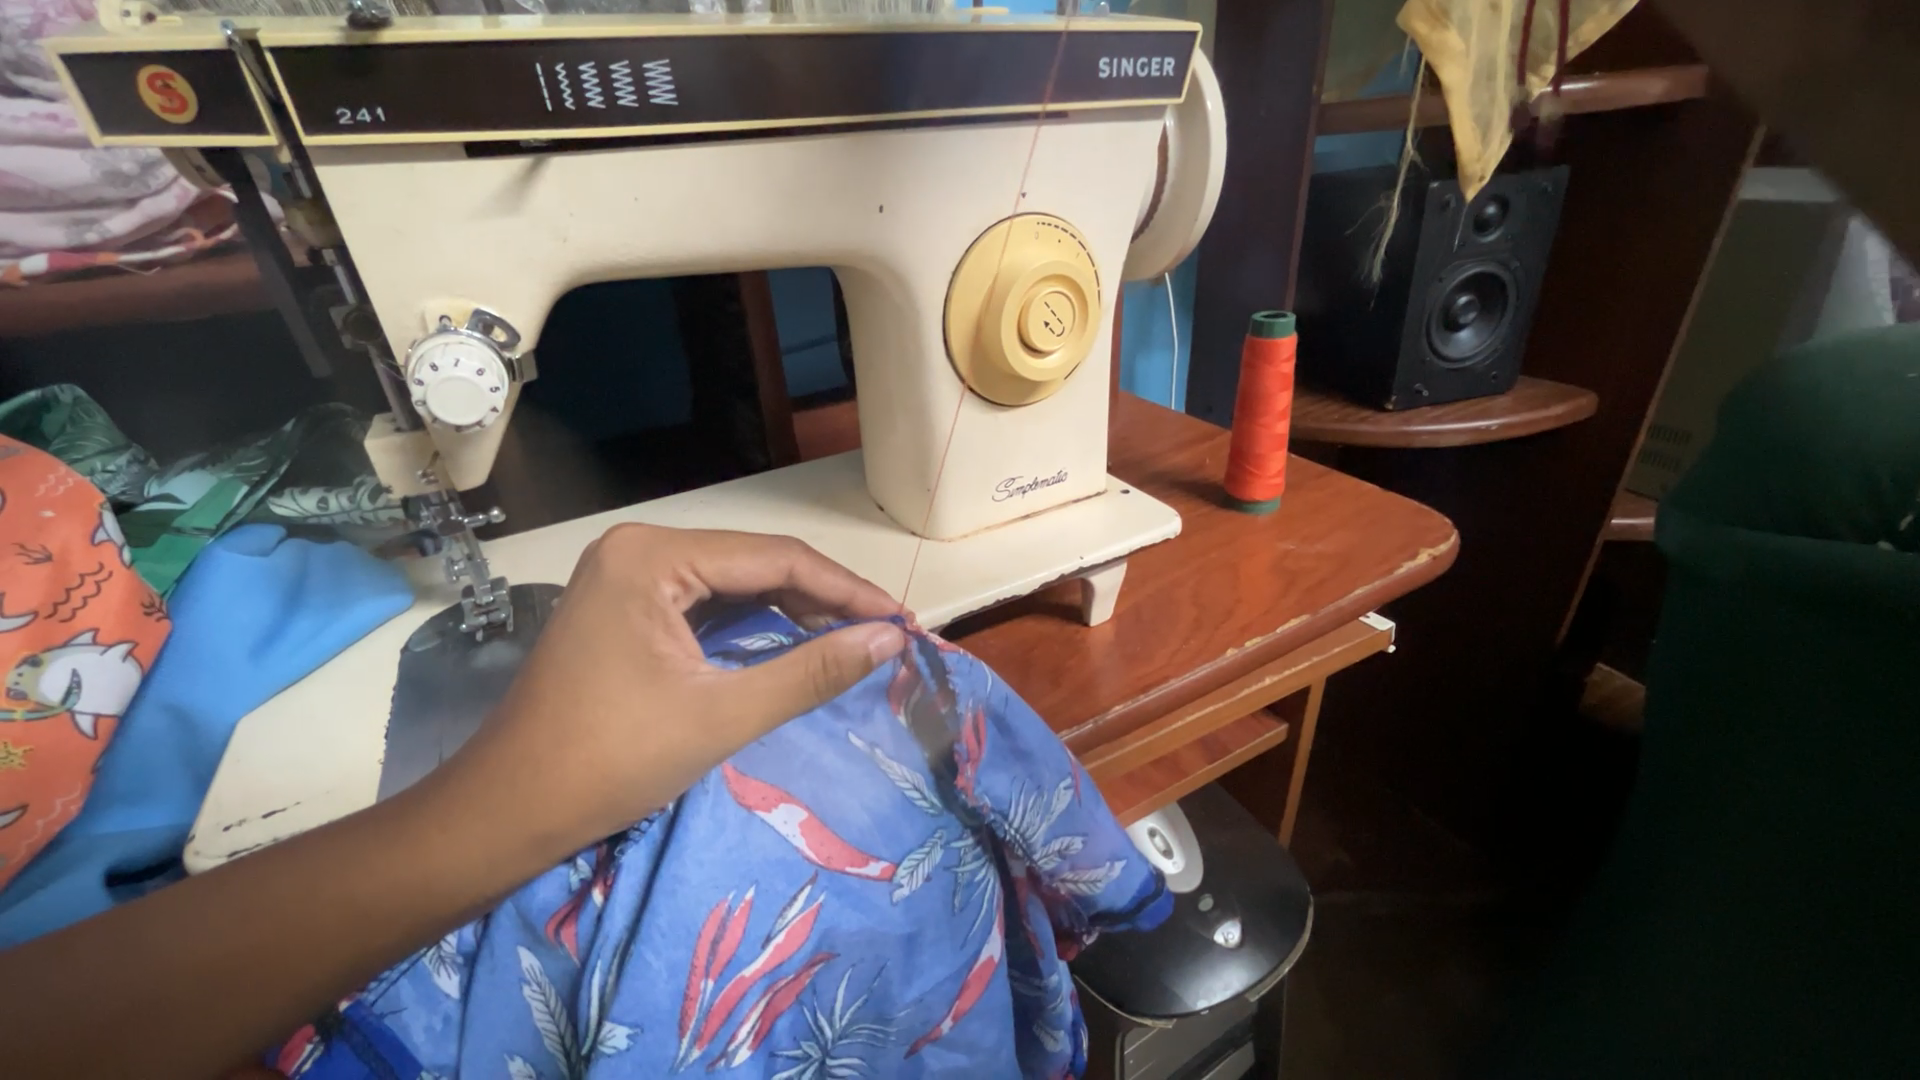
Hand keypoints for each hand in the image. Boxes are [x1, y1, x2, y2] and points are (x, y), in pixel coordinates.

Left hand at [449, 525, 908, 854]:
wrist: (505, 813)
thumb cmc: (608, 762)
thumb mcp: (722, 715)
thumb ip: (812, 672)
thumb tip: (889, 640)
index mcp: (654, 556)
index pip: (776, 559)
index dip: (847, 590)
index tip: (901, 621)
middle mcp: (642, 548)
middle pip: (758, 563)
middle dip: (826, 599)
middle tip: (885, 633)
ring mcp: (630, 575)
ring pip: (738, 582)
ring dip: (797, 609)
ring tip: (856, 637)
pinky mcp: (629, 605)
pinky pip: (710, 602)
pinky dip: (758, 623)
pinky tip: (799, 639)